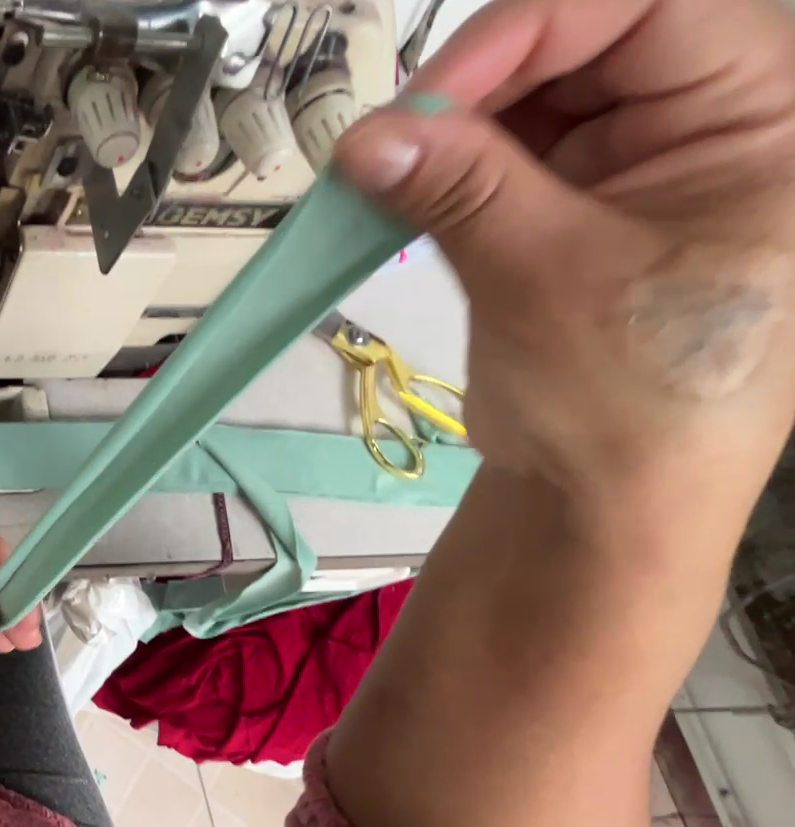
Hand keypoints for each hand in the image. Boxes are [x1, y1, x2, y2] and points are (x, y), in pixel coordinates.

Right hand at [334, 0, 794, 524]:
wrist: (604, 488)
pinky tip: (390, 200)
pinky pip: (488, 160)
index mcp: (758, 109)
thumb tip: (362, 140)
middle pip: (573, 45)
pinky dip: (431, 175)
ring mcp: (622, 161)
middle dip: (466, 90)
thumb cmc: (626, 390)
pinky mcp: (558, 206)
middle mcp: (696, 116)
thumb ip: (462, 193)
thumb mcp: (549, 278)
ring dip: (437, 135)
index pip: (645, 8)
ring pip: (519, 101)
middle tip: (376, 151)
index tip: (414, 109)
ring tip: (372, 181)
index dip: (524, 35)